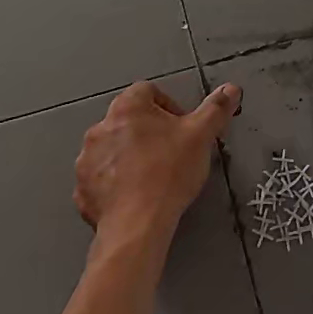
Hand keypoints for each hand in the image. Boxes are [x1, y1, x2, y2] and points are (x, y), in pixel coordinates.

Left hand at [74, 81, 240, 237]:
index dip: (168, 105)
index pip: (146, 91)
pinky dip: (116, 182)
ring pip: (112, 148)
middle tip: (171, 151)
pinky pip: (101, 178)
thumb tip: (230, 89)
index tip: (181, 127)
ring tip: (152, 176)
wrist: (138, 224)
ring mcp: (86, 161)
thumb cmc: (169, 173)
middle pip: (128, 119)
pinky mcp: (81, 190)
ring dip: (129, 155)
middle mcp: (100, 129)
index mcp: (128, 108)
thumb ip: (216, 109)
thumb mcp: (202, 136)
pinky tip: (135, 195)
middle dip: (149, 131)